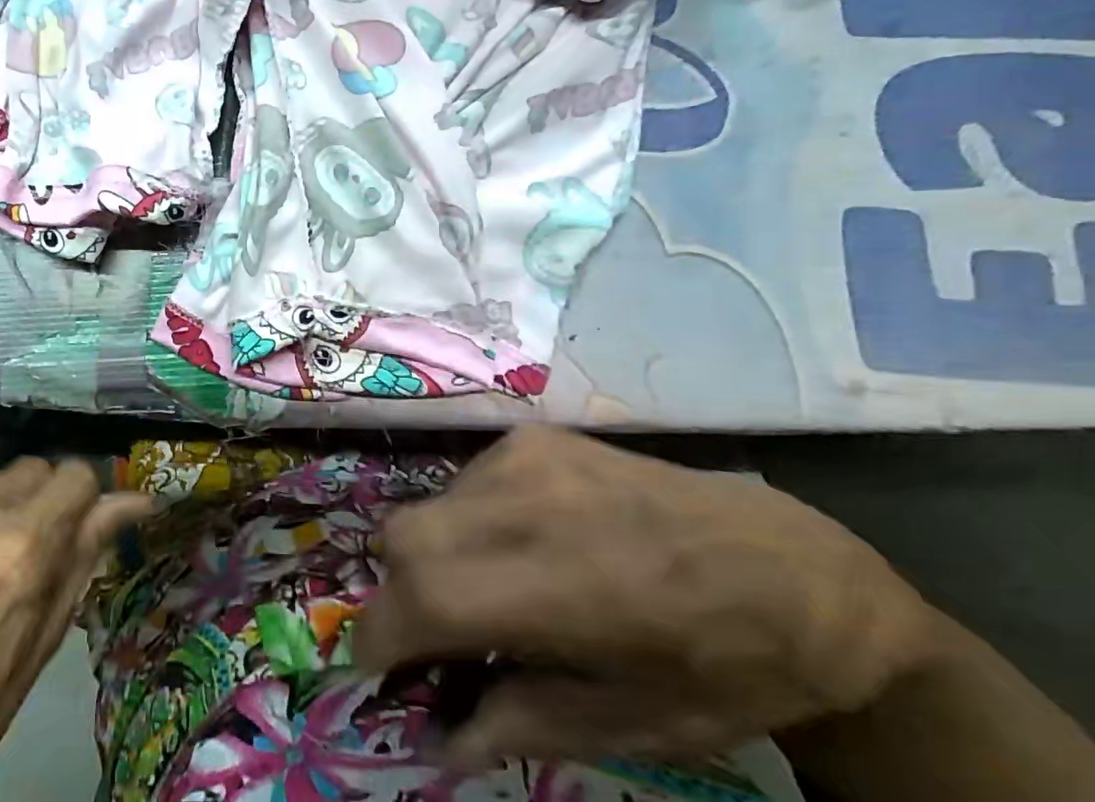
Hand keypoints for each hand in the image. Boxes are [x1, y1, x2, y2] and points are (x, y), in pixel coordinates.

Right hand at [353, 427, 940, 766]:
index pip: (427, 597)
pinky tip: (519, 544)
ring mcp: (527, 459)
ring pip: (424, 511)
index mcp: (572, 589)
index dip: (382, 635)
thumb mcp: (637, 726)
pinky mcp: (530, 438)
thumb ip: (522, 725)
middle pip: (402, 541)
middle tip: (436, 633)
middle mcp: (534, 505)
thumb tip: (436, 743)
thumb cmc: (730, 669)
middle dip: (399, 596)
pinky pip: (458, 487)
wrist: (802, 572)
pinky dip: (462, 524)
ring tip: (487, 588)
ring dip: (430, 558)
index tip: (378, 667)